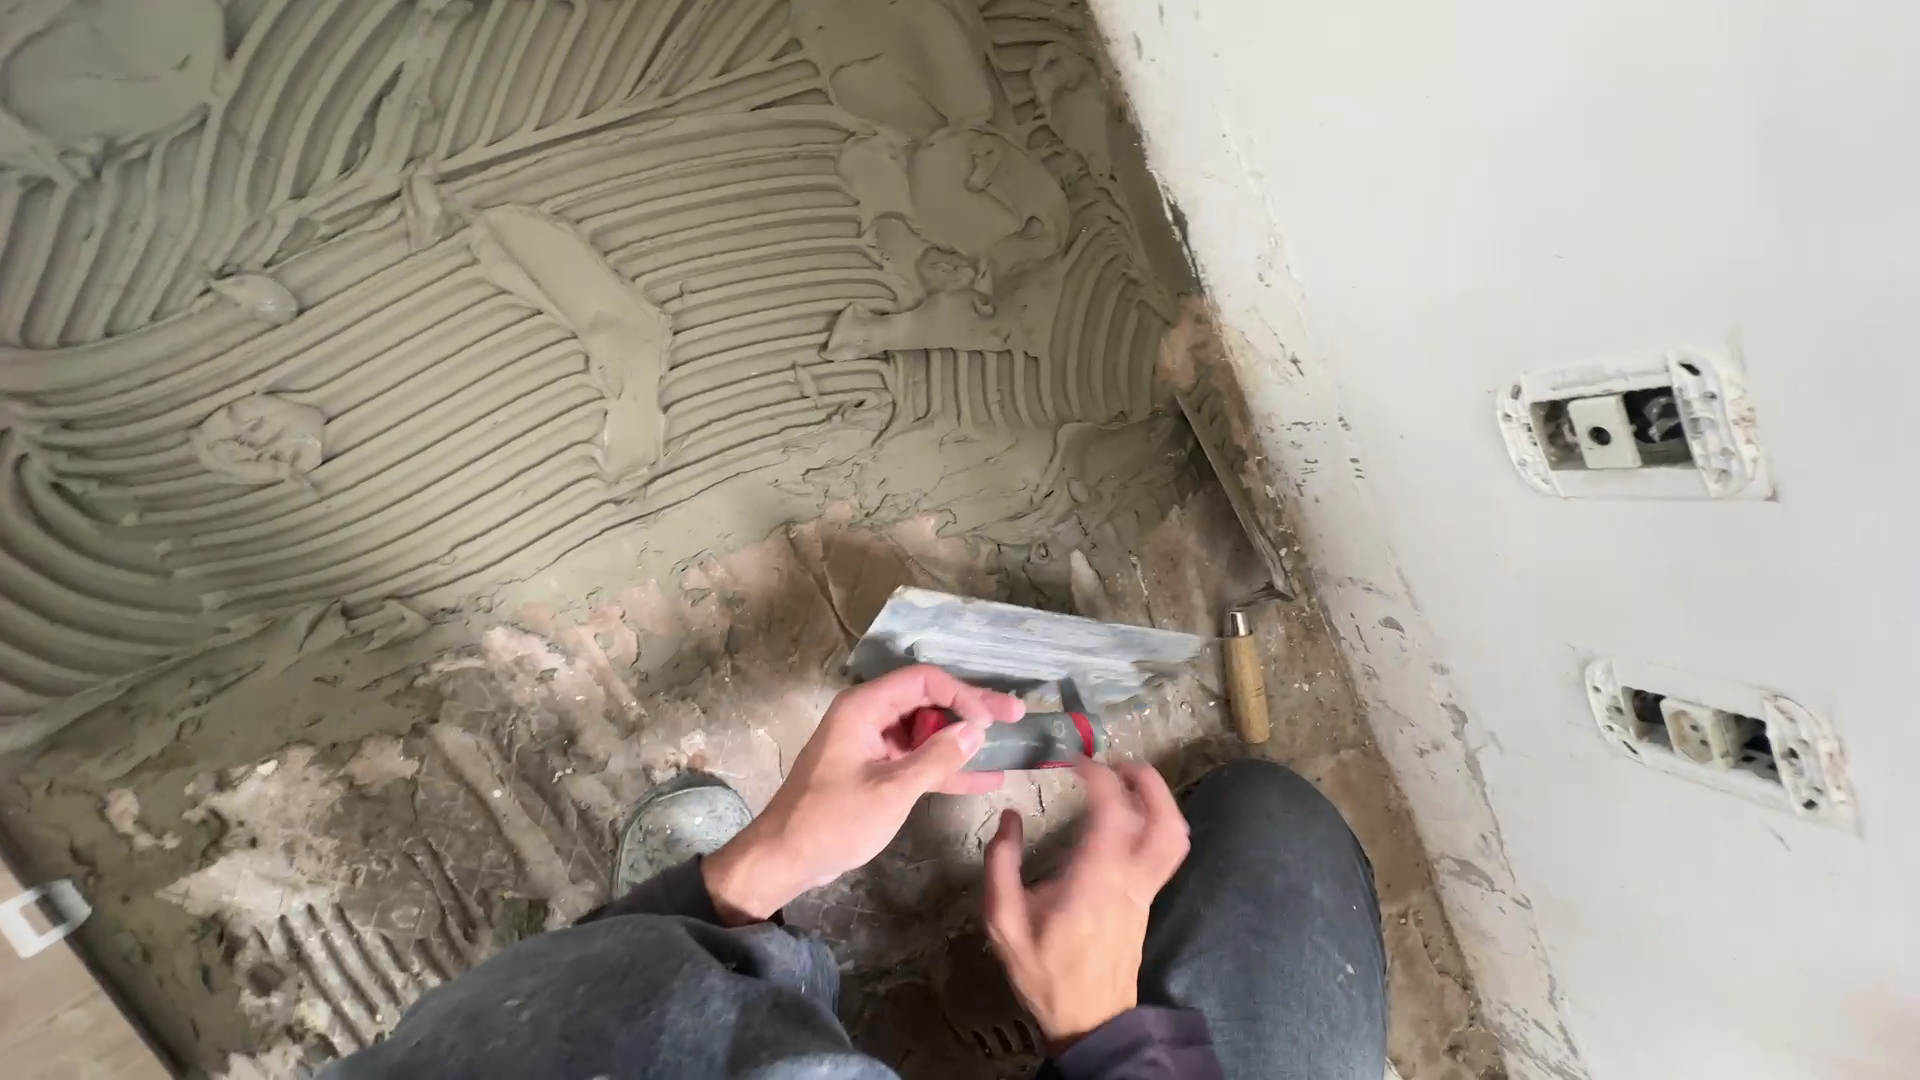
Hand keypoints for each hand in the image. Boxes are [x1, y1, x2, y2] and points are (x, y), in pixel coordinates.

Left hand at [702, 665, 1024, 923]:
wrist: (784, 859)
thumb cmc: (833, 820)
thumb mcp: (892, 790)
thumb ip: (937, 757)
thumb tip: (976, 730)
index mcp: (864, 707)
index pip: (923, 681)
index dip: (962, 694)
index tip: (992, 718)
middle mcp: (869, 715)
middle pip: (928, 701)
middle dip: (971, 710)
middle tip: (1015, 716)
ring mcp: (872, 742)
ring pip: (926, 730)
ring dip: (963, 740)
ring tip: (1009, 744)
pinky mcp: (875, 768)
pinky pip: (917, 757)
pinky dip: (945, 766)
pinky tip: (984, 777)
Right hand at [983, 761, 1189, 1051]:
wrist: (1090, 1021)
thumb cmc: (1044, 971)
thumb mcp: (1003, 921)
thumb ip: (1001, 864)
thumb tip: (1010, 817)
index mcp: (1095, 878)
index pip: (1112, 809)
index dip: (1096, 774)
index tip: (1070, 761)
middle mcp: (1130, 878)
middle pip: (1163, 817)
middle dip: (1144, 778)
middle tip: (1112, 761)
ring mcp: (1146, 888)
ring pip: (1174, 834)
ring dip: (1158, 798)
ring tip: (1126, 779)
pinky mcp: (1148, 897)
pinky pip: (1168, 850)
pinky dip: (1157, 819)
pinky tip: (1128, 813)